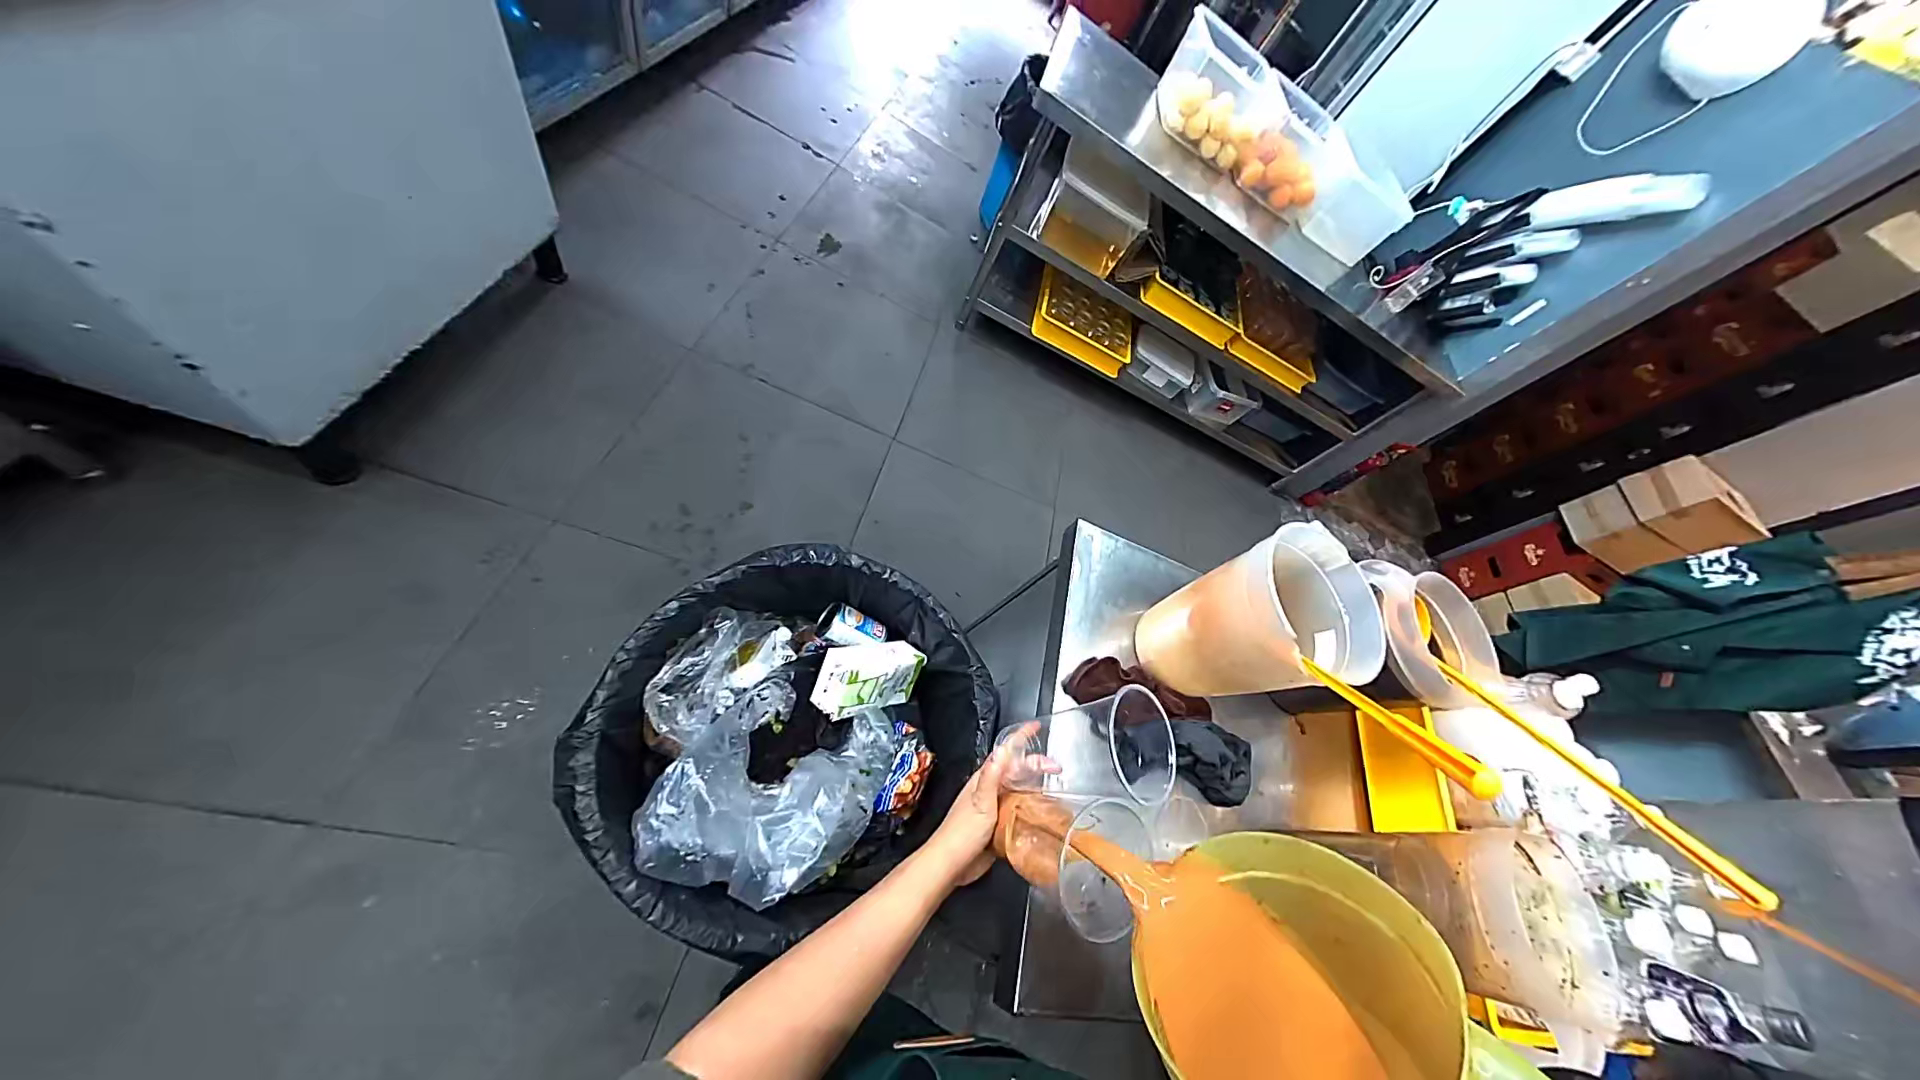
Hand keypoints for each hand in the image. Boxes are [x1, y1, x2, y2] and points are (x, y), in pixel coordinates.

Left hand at [923, 722, 1056, 886]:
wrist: (952, 863)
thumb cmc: (962, 832)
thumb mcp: (981, 802)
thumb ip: (992, 777)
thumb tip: (1003, 751)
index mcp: (984, 779)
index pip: (1005, 752)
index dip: (1021, 738)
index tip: (1035, 726)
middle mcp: (989, 789)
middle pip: (1016, 770)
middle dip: (1036, 764)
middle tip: (1056, 767)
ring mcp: (994, 806)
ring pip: (1018, 789)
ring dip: (1035, 785)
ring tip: (1054, 786)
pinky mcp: (998, 824)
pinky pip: (1018, 810)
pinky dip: (1031, 807)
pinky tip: (1042, 812)